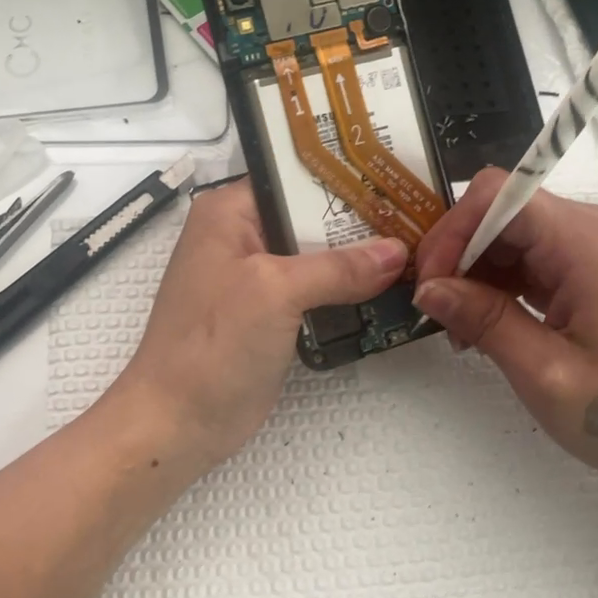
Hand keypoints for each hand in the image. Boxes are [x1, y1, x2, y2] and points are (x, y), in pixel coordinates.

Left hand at [117, 179, 407, 464]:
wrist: (178, 421)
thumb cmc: (212, 344)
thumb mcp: (275, 291)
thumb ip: (338, 267)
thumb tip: (397, 252)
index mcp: (229, 212)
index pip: (295, 177)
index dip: (345, 176)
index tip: (397, 177)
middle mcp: (242, 235)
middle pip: (312, 216)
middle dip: (361, 221)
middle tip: (420, 217)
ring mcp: (256, 277)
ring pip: (318, 255)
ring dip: (359, 260)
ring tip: (418, 250)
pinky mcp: (270, 314)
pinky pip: (316, 290)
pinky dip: (347, 292)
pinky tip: (390, 291)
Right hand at [410, 168, 597, 483]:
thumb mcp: (546, 374)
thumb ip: (484, 320)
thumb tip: (427, 288)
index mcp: (594, 243)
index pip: (499, 196)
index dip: (452, 231)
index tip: (429, 285)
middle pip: (506, 212)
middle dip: (461, 256)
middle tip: (441, 315)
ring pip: (519, 234)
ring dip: (482, 273)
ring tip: (467, 330)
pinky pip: (541, 255)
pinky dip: (509, 282)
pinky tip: (495, 322)